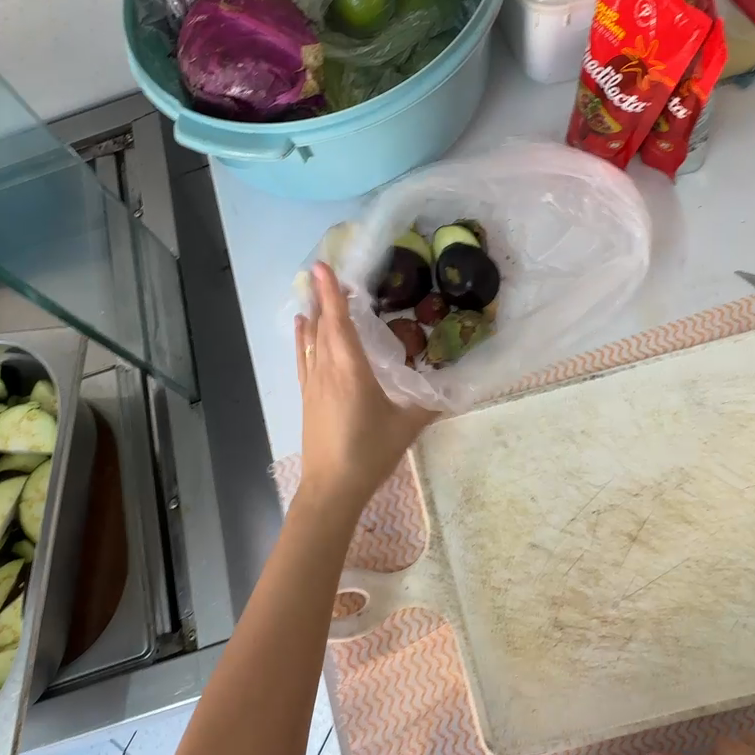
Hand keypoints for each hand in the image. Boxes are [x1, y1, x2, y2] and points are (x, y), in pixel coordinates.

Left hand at [296, 262, 437, 516]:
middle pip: (322, 324)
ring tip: (314, 289)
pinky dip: (302, 336)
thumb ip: (428, 402)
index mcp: (351, 369)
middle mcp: (327, 368)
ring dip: (313, 312)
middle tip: (327, 270)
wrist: (331, 488)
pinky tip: (301, 325)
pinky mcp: (307, 396)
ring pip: (310, 338)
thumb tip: (453, 385)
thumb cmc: (369, 453)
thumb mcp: (406, 426)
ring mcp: (313, 382)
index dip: (332, 292)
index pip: (339, 322)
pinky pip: (303, 356)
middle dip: (324, 296)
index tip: (323, 266)